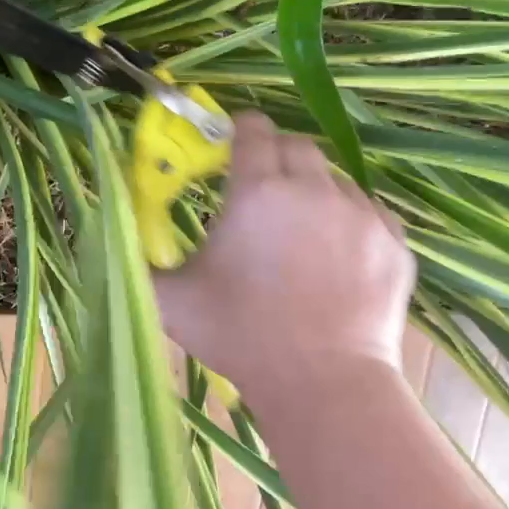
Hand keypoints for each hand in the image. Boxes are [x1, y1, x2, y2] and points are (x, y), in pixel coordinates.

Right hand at [153, 112, 413, 394]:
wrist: (322, 380)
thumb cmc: (237, 334)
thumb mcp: (170, 299)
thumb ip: (138, 261)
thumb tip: (114, 238)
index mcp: (257, 192)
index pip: (252, 130)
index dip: (238, 127)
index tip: (228, 139)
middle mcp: (313, 189)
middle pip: (296, 144)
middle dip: (274, 153)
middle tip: (256, 183)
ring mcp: (362, 214)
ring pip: (334, 177)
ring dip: (310, 187)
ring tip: (294, 225)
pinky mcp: (394, 242)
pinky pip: (367, 211)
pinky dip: (345, 218)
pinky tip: (330, 251)